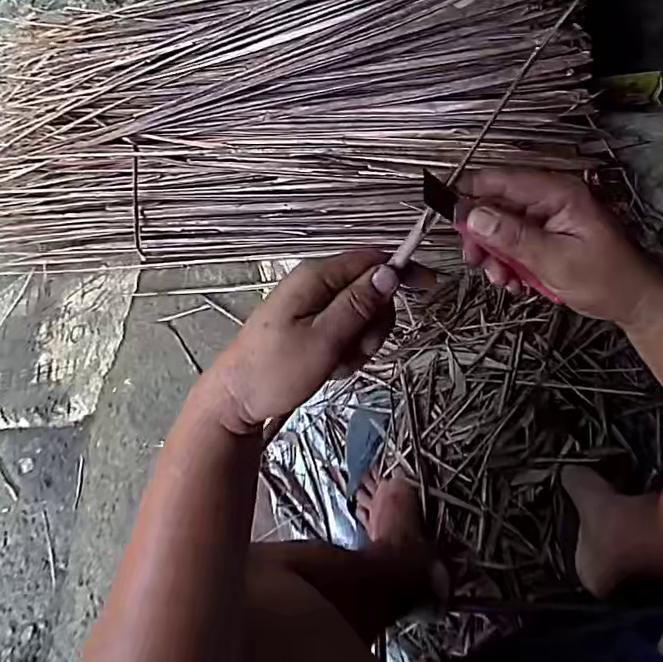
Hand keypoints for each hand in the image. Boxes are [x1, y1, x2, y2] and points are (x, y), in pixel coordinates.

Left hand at [206, 251, 402, 432]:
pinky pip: (346, 328)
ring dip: (362, 339)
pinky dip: (348, 348)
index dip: (403, 270)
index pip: (372, 258)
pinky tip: (332, 366)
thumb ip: (359, 305)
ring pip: (361, 312)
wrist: (232, 402)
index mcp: (317, 277)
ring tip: (340, 362)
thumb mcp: (324, 340)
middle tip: (361, 349)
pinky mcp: (310, 324)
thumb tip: (390, 271)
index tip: (430, 286)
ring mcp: (313, 304)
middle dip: (376, 320)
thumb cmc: (274, 371)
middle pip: (370, 287)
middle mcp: (316, 283)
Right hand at [454, 168, 662, 324]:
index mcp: (557, 192)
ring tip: (502, 279)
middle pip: (497, 205)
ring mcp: (547, 218)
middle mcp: (550, 199)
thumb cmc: (608, 278)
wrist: (635, 302)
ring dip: (495, 254)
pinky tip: (515, 281)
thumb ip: (512, 237)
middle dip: (482, 234)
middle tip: (474, 259)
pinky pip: (514, 243)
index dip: (470, 192)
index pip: (502, 180)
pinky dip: (508, 262)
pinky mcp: (546, 236)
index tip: (446, 210)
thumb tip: (473, 215)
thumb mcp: (555, 260)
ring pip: (502, 227)